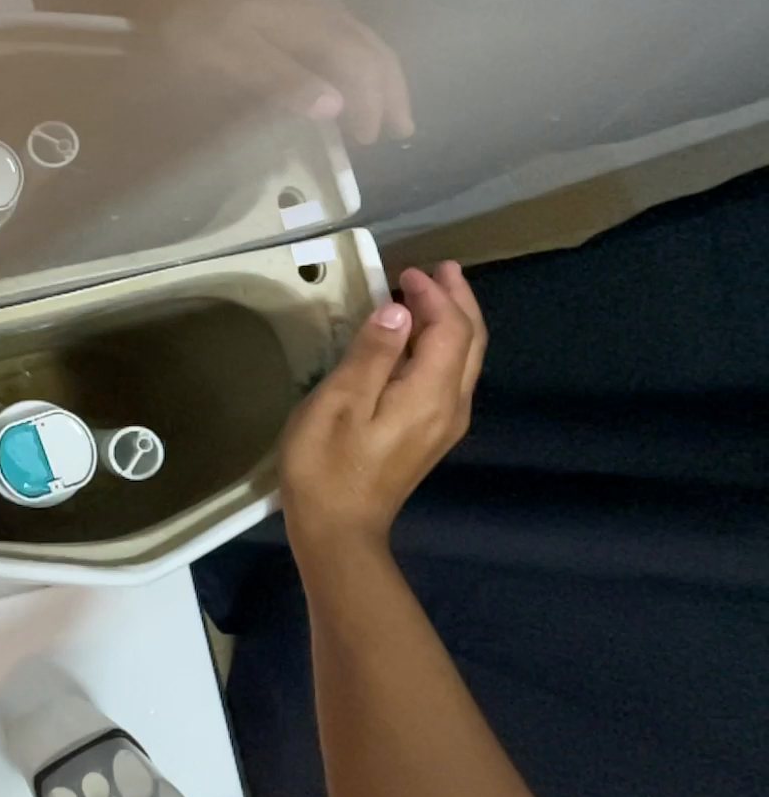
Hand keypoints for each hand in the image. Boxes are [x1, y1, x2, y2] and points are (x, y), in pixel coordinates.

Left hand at [161, 0, 413, 144]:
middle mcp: (324, 7)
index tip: (366, 141)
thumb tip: (335, 106)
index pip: (360, 66)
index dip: (369, 104)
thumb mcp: (226, 57)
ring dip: (379, 77)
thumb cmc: (191, 23)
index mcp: (312, 22)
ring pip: (364, 39)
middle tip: (399, 131)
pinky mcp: (297, 1)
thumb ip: (280, 78)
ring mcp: (312, 0)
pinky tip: (349, 79)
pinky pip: (345, 33)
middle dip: (390, 91)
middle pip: (373, 49)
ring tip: (383, 111)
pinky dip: (357, 61)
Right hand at [278, 263, 485, 562]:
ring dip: (453, 322)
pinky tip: (420, 343)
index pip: (449, 330)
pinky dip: (442, 347)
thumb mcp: (337, 404)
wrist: (338, 526)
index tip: (404, 271)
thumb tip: (397, 311)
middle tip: (437, 270)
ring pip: (465, 360)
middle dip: (457, 302)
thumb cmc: (325, 463)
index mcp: (430, 393)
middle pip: (470, 342)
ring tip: (433, 297)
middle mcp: (451, 405)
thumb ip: (371, 356)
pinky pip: (450, 377)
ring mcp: (444, 423)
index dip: (433, 296)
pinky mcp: (429, 434)